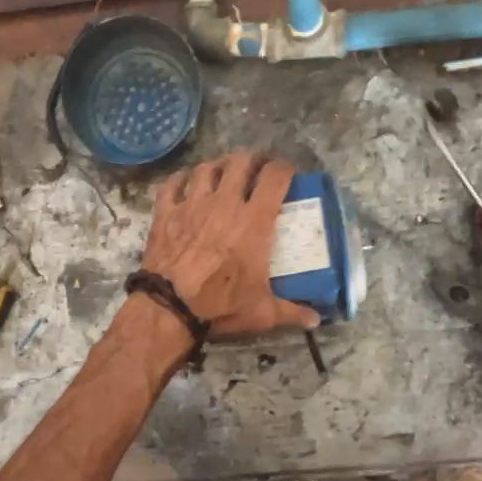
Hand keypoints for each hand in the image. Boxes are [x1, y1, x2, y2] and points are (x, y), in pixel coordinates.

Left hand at [142, 153, 321, 337]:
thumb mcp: (262, 312)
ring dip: (218, 166)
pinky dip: (181, 179)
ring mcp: (192, 204)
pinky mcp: (166, 213)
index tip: (288, 172)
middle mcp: (225, 203)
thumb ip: (292, 312)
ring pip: (207, 168)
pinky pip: (173, 183)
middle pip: (241, 162)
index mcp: (254, 221)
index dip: (284, 168)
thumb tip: (316, 321)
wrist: (170, 308)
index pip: (275, 177)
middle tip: (256, 169)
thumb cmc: (220, 306)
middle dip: (252, 160)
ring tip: (223, 173)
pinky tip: (186, 183)